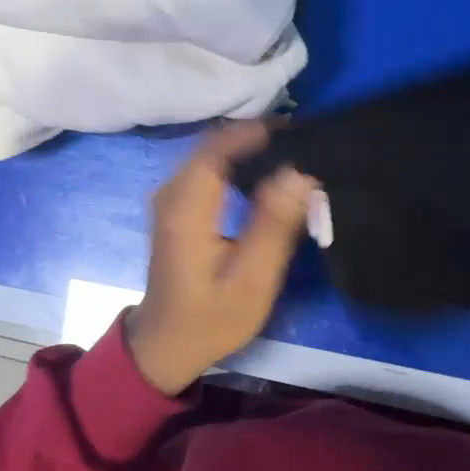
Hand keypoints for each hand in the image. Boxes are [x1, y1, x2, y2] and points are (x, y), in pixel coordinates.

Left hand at [125, 122, 318, 395]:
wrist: (166, 341)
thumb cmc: (212, 317)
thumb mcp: (252, 280)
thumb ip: (273, 225)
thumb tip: (299, 172)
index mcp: (186, 207)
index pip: (218, 148)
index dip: (256, 132)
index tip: (299, 130)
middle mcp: (170, 192)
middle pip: (212, 144)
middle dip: (255, 136)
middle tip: (303, 141)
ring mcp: (168, 196)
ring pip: (207, 152)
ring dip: (246, 147)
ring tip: (292, 152)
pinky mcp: (174, 203)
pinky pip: (205, 167)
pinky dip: (233, 161)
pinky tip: (264, 172)